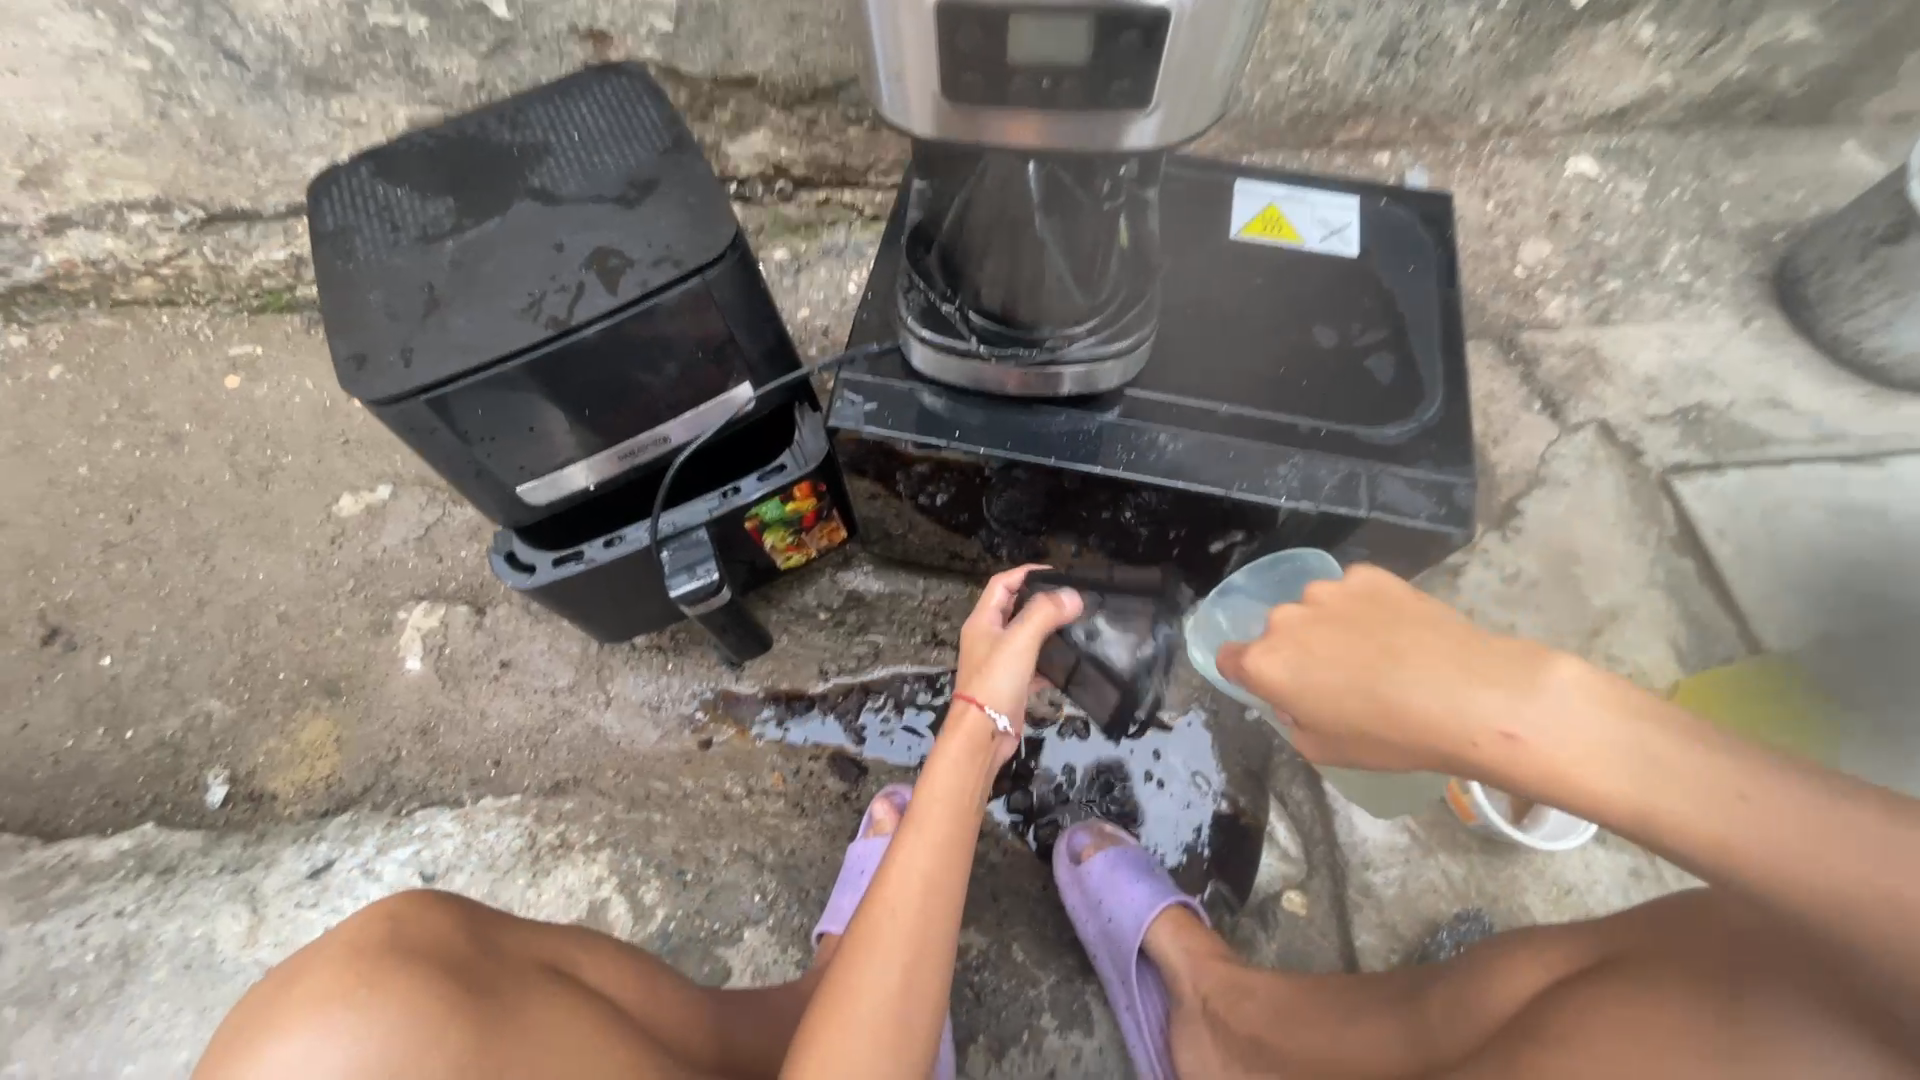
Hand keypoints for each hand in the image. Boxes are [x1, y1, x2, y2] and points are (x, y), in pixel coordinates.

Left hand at [952, 565, 1084, 766]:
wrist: (983, 735)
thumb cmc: (995, 681)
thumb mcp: (1020, 640)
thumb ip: (1045, 613)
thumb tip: (1073, 595)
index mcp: (983, 621)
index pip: (1002, 584)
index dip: (1026, 573)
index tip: (1057, 574)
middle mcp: (989, 638)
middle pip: (1016, 609)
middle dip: (1042, 601)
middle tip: (1073, 599)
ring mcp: (1000, 662)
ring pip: (1027, 637)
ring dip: (1049, 631)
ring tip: (1078, 625)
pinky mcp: (1013, 684)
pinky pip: (1035, 665)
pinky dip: (1051, 662)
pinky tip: (1071, 662)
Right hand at [1214, 564, 1573, 777]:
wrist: (1470, 696)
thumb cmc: (1389, 735)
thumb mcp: (1322, 749)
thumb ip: (1292, 717)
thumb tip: (1297, 696)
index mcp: (1265, 664)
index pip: (1228, 658)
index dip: (1249, 674)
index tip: (1279, 688)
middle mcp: (1285, 619)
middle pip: (1276, 633)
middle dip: (1297, 651)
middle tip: (1339, 678)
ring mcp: (1327, 591)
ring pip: (1314, 609)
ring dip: (1329, 627)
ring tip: (1377, 653)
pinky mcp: (1367, 576)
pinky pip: (1351, 592)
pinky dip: (1364, 608)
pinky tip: (1398, 631)